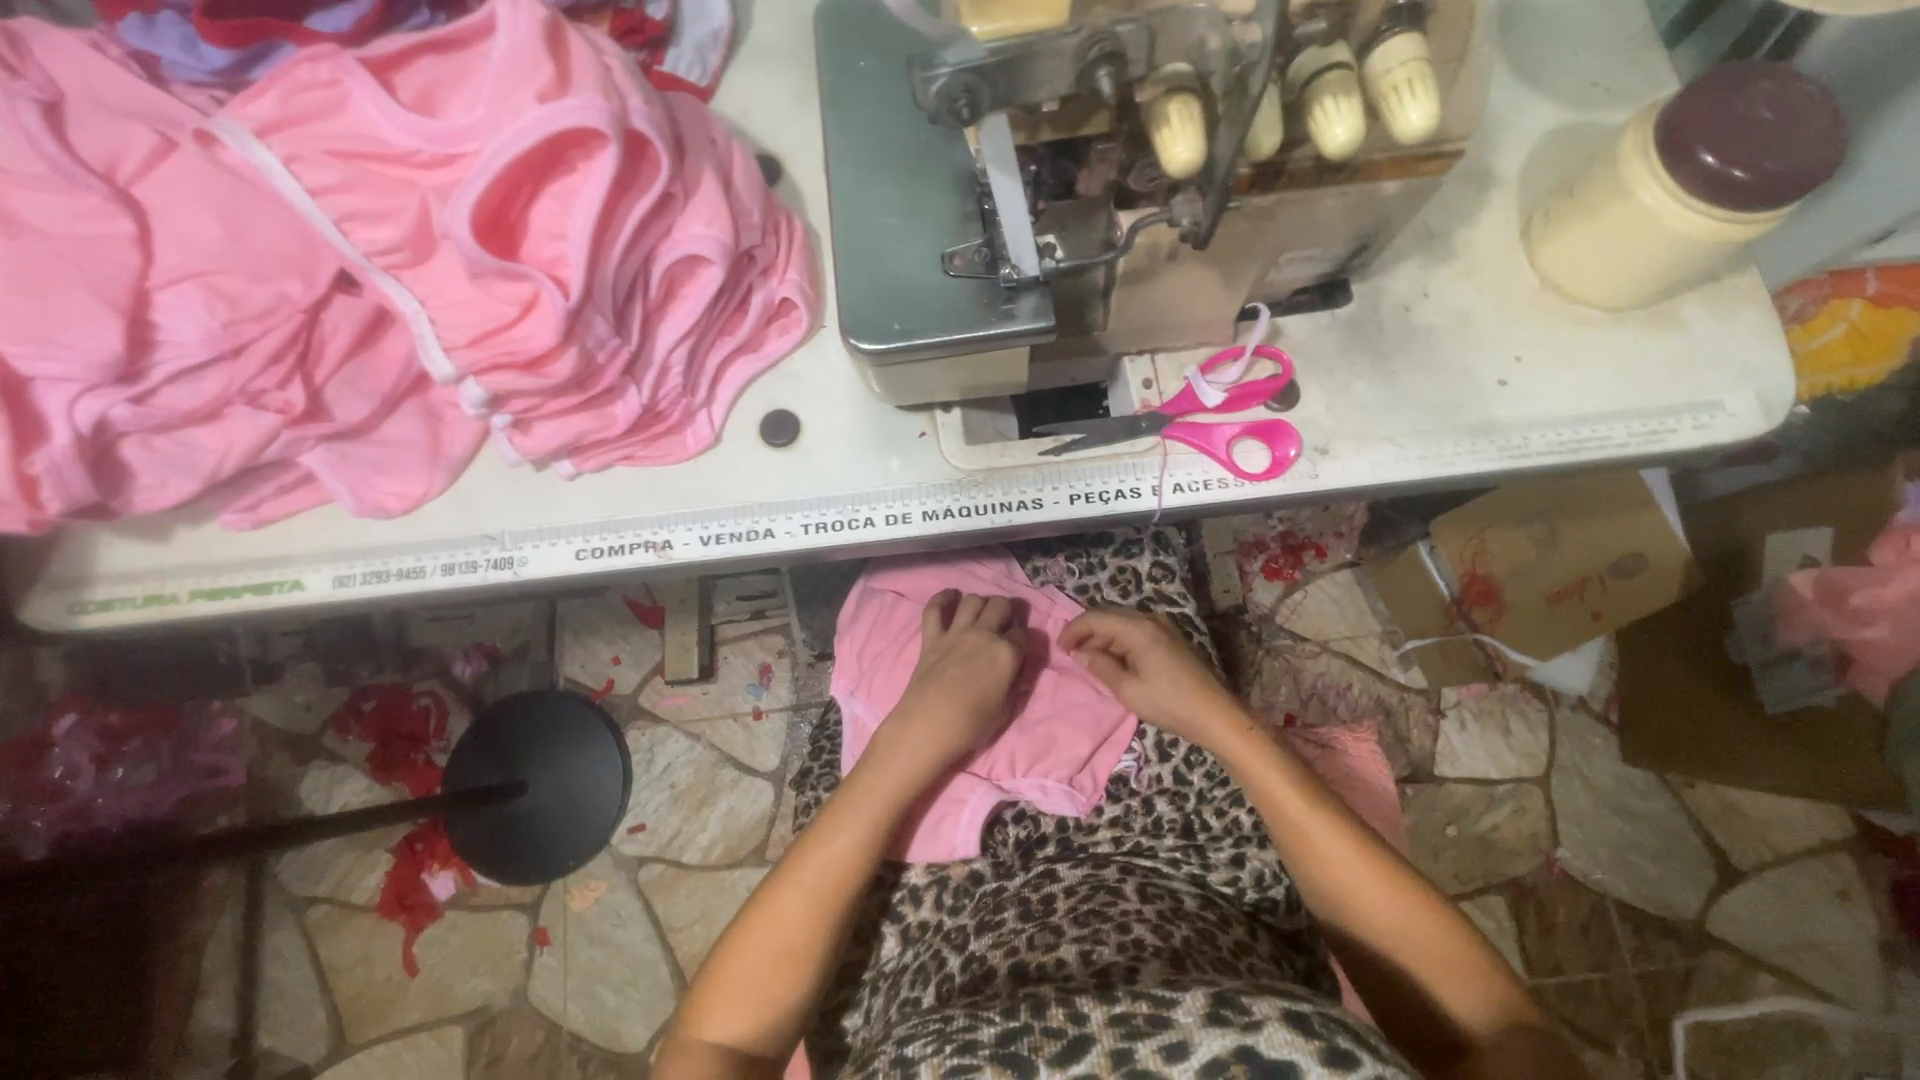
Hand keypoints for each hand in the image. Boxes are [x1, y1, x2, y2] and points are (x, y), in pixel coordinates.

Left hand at [872, 590, 1031, 778]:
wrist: (928, 727)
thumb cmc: (972, 725)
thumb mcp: (1006, 710)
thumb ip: (1015, 684)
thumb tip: (1020, 671)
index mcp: (1007, 653)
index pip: (1024, 634)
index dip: (1026, 639)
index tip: (1022, 647)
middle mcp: (984, 635)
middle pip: (1001, 605)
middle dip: (1008, 610)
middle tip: (1004, 624)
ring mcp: (956, 633)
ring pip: (973, 600)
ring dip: (981, 603)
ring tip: (981, 615)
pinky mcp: (931, 638)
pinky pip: (934, 609)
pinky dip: (942, 598)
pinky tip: (950, 596)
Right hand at [1059, 608, 1247, 748]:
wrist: (1215, 714)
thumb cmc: (1169, 704)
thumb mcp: (1128, 690)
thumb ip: (1101, 667)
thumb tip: (1082, 654)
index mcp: (1138, 629)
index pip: (1095, 618)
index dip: (1073, 630)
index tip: (1060, 648)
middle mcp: (1150, 620)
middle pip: (1108, 616)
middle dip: (1086, 633)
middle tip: (1071, 654)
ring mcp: (1162, 627)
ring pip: (1122, 624)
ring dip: (1102, 638)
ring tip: (1088, 660)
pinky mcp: (1169, 639)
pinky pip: (1135, 632)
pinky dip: (1118, 642)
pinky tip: (1112, 660)